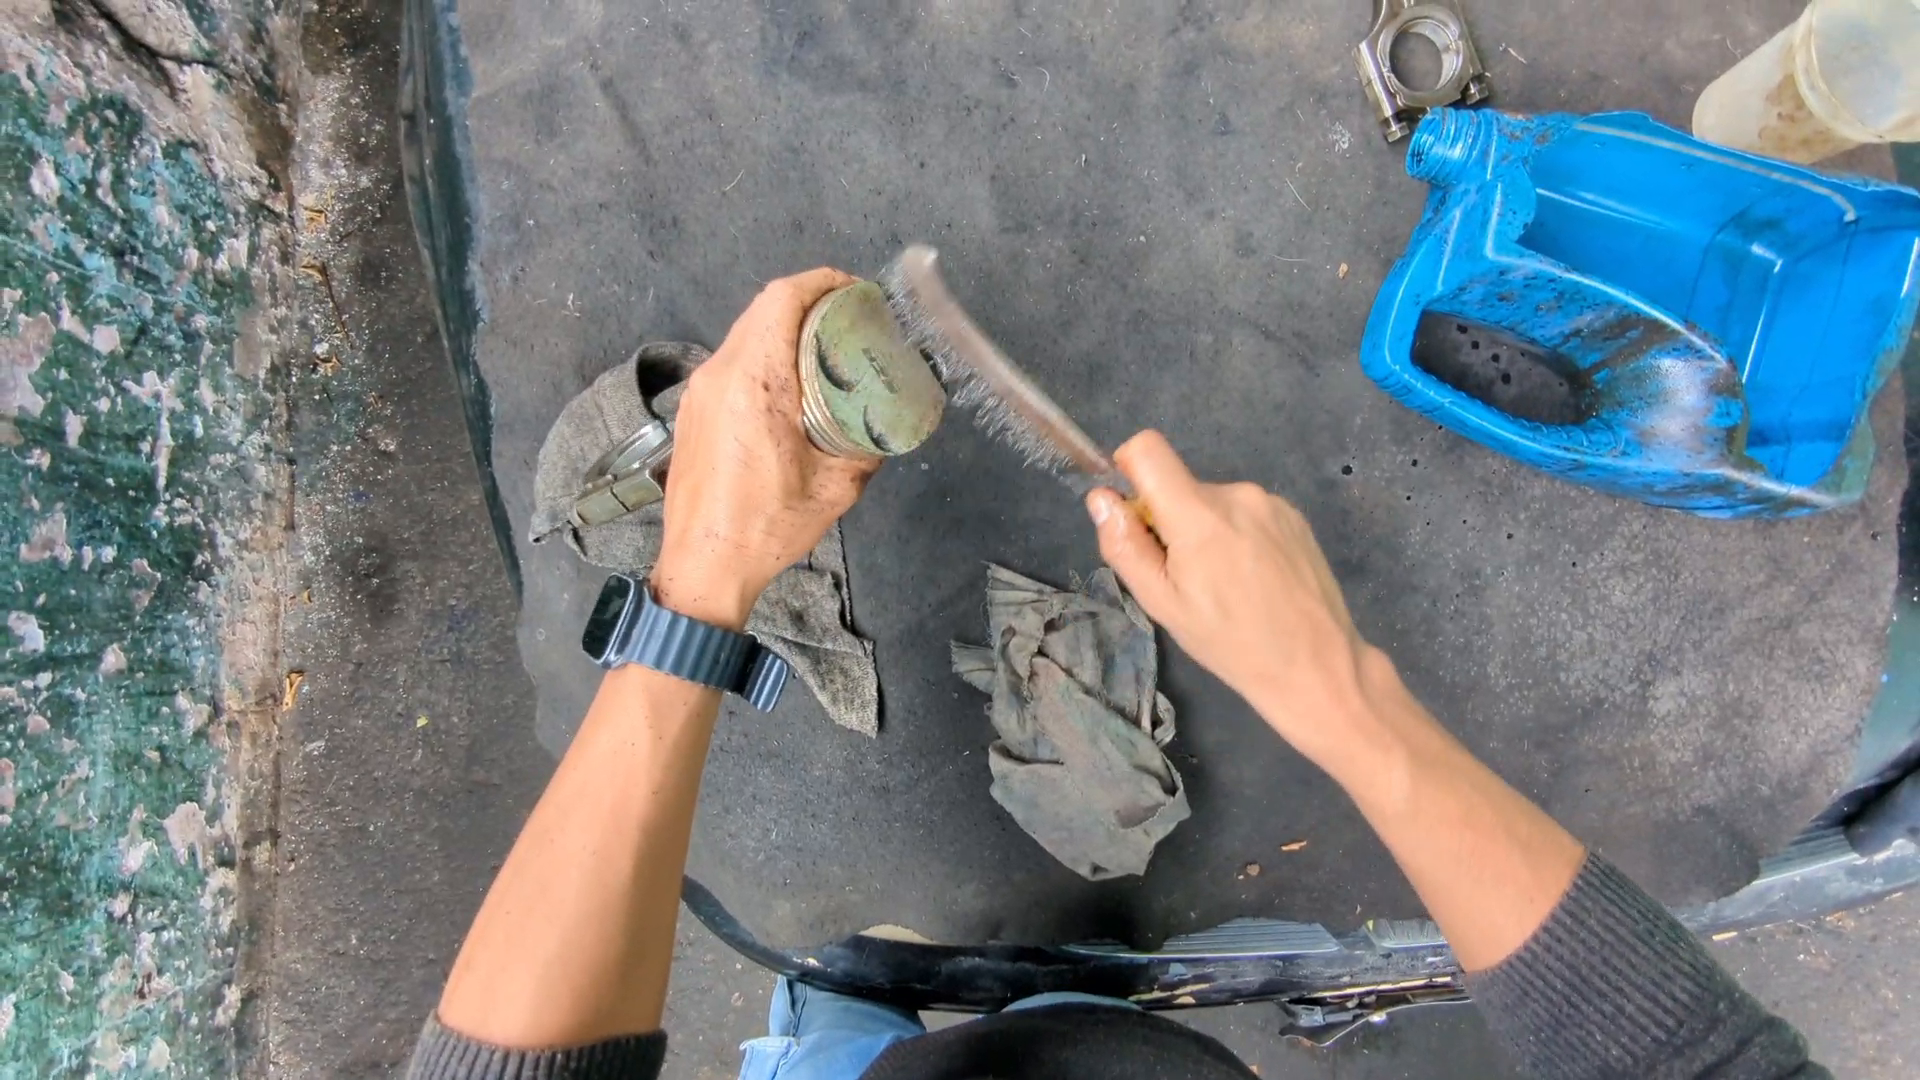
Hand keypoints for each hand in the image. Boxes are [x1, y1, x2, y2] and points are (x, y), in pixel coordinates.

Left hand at [653, 268, 878, 628]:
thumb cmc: (768, 528)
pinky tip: (790, 386)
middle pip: (762, 309)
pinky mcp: (692, 411)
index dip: (821, 282)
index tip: (855, 293)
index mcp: (756, 385)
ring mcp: (699, 392)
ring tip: (824, 350)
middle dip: (808, 302)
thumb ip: (864, 449)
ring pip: (744, 333)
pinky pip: (731, 362)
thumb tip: (880, 426)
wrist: (702, 566)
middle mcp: (720, 375)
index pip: (782, 300)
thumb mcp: (836, 490)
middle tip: (849, 321)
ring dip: (784, 329)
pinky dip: (764, 355)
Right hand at [1086, 431, 1382, 770]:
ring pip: (1212, 502)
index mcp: (1199, 514)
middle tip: (1185, 576)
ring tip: (1223, 582)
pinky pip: (1244, 511)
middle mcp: (1237, 494)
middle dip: (1169, 520)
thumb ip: (1124, 545)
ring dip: (1205, 530)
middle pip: (1179, 486)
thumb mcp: (1161, 603)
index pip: (1148, 448)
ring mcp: (1270, 502)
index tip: (1133, 509)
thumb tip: (1100, 498)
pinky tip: (1252, 576)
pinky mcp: (1294, 515)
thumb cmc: (1228, 641)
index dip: (1128, 467)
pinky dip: (1235, 535)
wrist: (1315, 665)